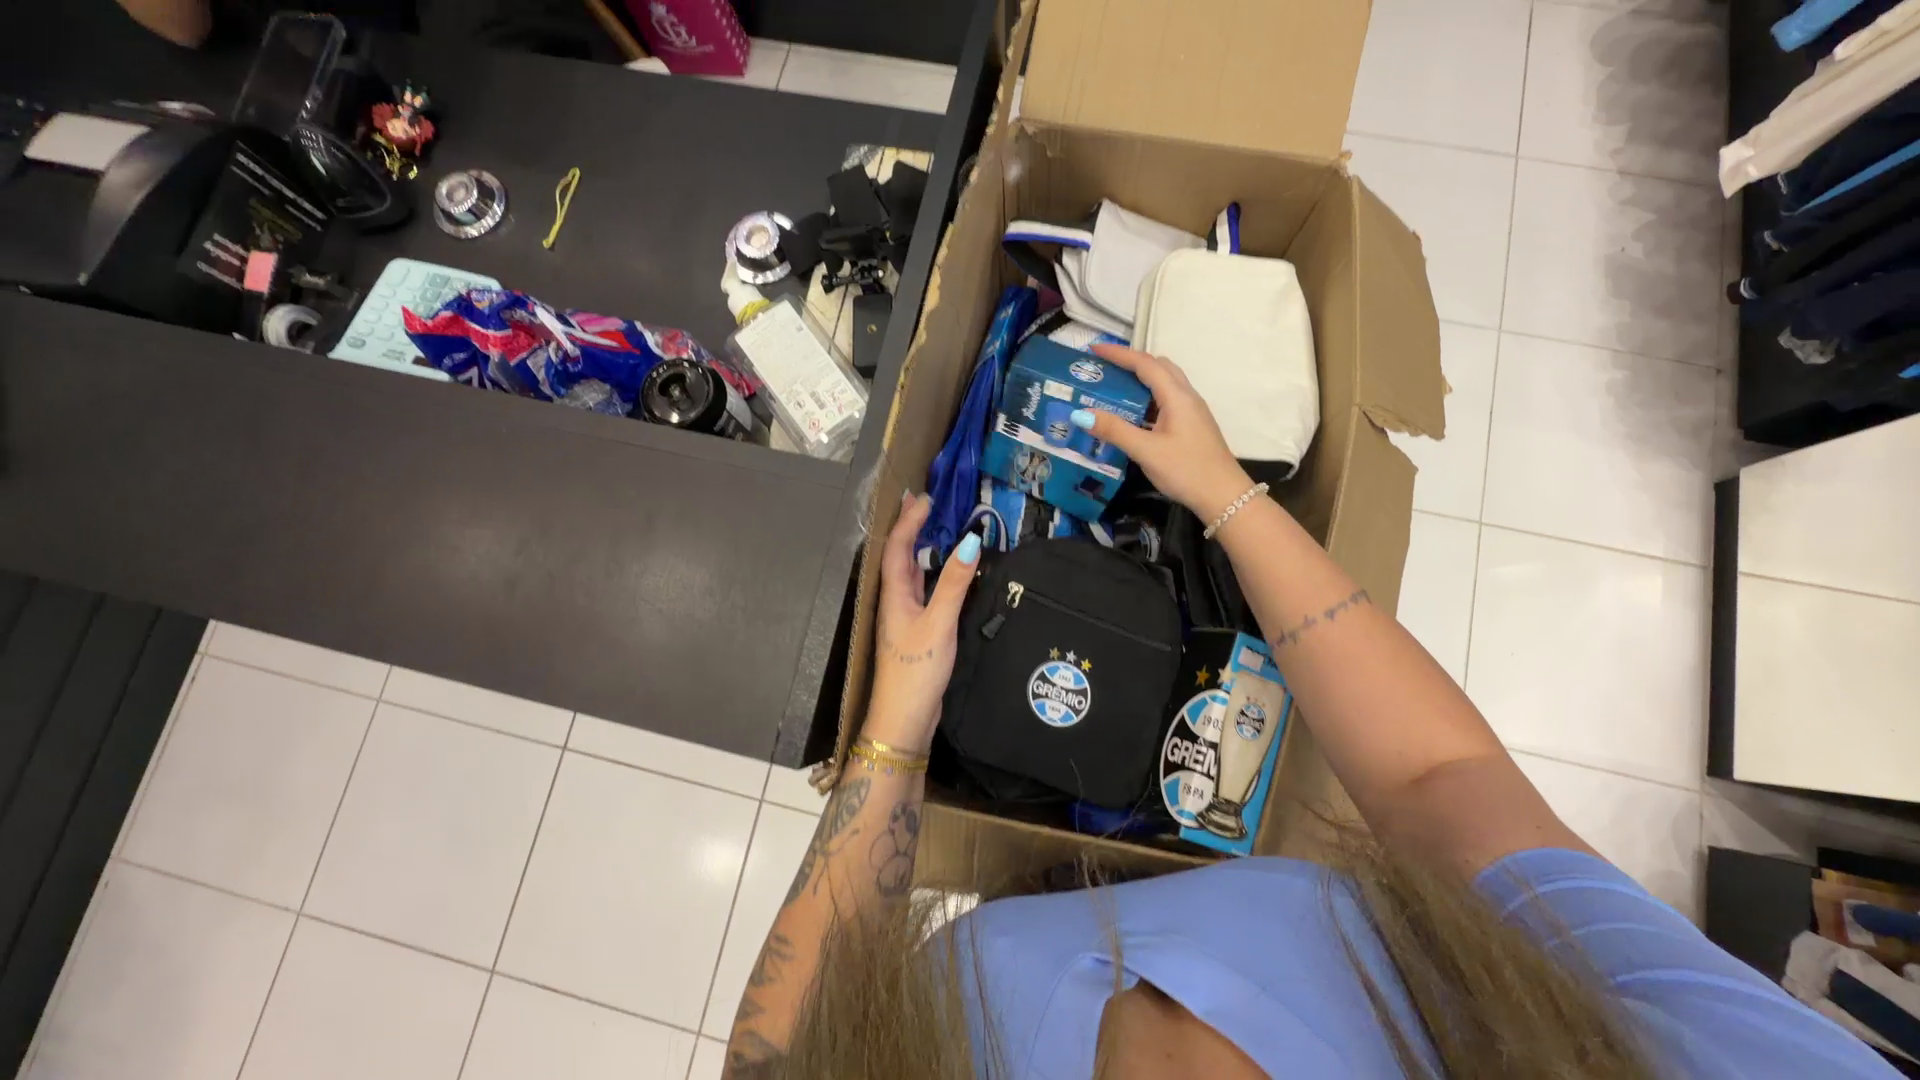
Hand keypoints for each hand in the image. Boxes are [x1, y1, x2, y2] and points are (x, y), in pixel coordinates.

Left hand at [865, 492, 979, 751]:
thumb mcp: (939, 623)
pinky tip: (943, 574)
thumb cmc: (916, 670)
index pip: (898, 547)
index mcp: (894, 594)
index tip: (925, 498)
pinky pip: (921, 591)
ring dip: (919, 549)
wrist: (903, 719)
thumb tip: (970, 542)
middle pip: (899, 556)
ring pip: (909, 574)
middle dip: (910, 528)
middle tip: (926, 505)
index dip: (909, 520)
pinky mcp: (915, 632)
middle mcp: (895, 601)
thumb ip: (954, 584)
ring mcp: (904, 617)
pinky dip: (931, 574)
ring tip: (934, 529)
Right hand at [1071, 344, 1256, 519]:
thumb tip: (1080, 413)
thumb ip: (1114, 430)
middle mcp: (1186, 397)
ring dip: (1140, 380)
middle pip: (1158, 367)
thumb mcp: (1146, 451)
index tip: (1094, 349)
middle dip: (1131, 362)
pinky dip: (1147, 398)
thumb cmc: (1186, 470)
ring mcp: (1192, 411)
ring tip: (1113, 389)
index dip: (1119, 354)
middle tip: (1104, 368)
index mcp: (1176, 396)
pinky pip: (1167, 400)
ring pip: (1165, 383)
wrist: (1224, 496)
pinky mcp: (1192, 425)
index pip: (1145, 364)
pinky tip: (1133, 415)